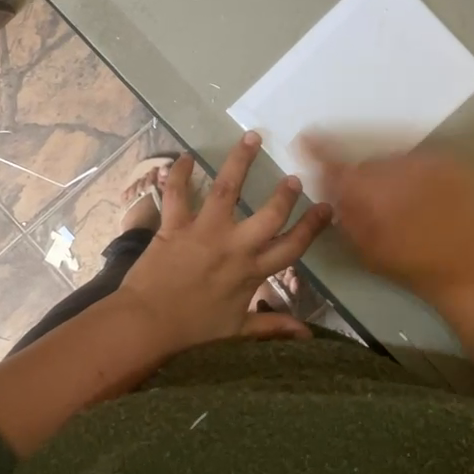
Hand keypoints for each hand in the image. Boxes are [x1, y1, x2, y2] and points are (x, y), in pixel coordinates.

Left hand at [114, 132, 334, 353]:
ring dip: (240, 161)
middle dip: (284, 194)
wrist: (147, 325)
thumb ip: (272, 326)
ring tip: (251, 137)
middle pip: (268, 213)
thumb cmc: (192, 333)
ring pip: (227, 189)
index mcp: (251, 272)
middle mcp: (234, 246)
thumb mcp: (237, 332)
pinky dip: (180, 174)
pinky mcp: (174, 226)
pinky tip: (186, 157)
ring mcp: (204, 232)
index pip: (291, 246)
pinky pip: (178, 194)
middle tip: (294, 176)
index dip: (311, 227)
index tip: (326, 208)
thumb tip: (307, 335)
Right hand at [300, 135, 473, 303]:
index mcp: (372, 189)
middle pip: (367, 161)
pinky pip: (418, 161)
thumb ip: (342, 210)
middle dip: (360, 173)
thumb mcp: (364, 245)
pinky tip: (415, 194)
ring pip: (393, 159)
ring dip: (386, 172)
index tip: (305, 139)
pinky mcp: (451, 163)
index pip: (335, 160)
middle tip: (361, 194)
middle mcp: (398, 167)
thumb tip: (325, 183)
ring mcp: (428, 162)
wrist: (467, 269)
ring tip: (393, 198)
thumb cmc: (410, 265)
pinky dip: (411, 172)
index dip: (318, 148)